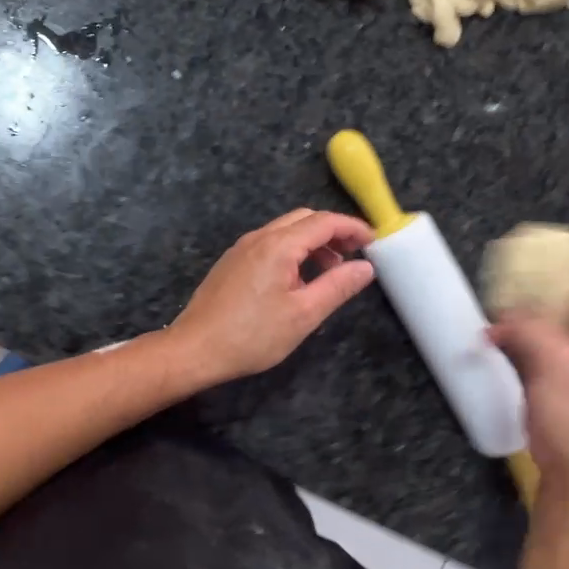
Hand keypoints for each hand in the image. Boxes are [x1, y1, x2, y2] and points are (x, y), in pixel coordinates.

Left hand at [167, 209, 377, 384]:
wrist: (194, 349)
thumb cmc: (252, 335)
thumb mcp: (304, 314)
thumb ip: (337, 286)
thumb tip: (366, 267)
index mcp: (278, 245)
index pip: (324, 222)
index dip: (352, 228)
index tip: (374, 242)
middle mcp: (258, 238)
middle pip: (304, 219)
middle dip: (333, 232)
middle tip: (355, 254)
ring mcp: (241, 249)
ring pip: (285, 231)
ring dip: (312, 243)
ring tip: (331, 271)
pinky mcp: (231, 263)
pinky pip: (269, 244)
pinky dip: (292, 251)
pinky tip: (298, 281)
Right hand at [487, 256, 568, 492]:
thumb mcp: (557, 364)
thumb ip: (532, 327)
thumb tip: (506, 308)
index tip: (554, 241)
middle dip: (546, 280)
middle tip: (516, 263)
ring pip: (550, 321)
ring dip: (525, 309)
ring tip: (497, 294)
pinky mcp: (553, 378)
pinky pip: (534, 344)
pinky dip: (514, 335)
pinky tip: (491, 334)